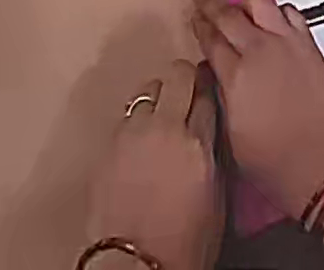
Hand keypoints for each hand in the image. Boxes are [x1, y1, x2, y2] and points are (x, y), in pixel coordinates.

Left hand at [86, 60, 222, 269]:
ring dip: (158, 97)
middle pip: (178, 74)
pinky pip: (127, 115)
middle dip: (185, 78)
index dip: (209, 88)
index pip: (207, 93)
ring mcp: (133, 132)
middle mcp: (165, 127)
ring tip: (160, 119)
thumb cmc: (185, 243)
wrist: (133, 268)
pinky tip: (140, 142)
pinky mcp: (109, 142)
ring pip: (149, 88)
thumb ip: (211, 152)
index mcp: (197, 143)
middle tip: (187, 92)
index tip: (208, 90)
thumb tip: (207, 126)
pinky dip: (137, 121)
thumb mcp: (215, 198)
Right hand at [193, 0, 323, 215]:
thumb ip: (220, 94)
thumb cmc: (276, 160)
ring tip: (239, 5)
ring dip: (244, 1)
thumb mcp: (231, 134)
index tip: (195, 17)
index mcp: (235, 75)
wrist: (320, 165)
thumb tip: (213, 72)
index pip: (210, 37)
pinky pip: (290, 12)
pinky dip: (278, 10)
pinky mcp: (307, 44)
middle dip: (211, 3)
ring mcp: (285, 43)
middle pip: (227, 13)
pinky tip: (273, 18)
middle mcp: (258, 51)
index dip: (199, 25)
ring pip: (259, 1)